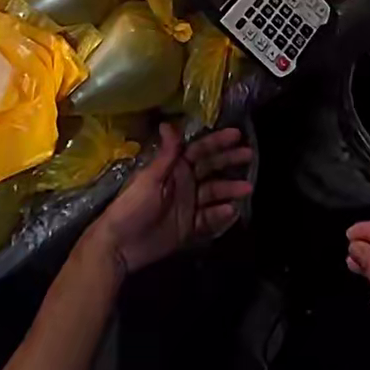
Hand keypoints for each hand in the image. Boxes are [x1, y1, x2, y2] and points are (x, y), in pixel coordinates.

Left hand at [87, 124, 250, 274]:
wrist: (119, 245)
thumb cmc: (132, 206)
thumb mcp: (150, 178)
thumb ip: (166, 154)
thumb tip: (168, 123)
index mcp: (174, 167)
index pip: (200, 150)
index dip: (218, 142)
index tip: (237, 135)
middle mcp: (184, 182)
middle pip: (211, 168)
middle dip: (230, 161)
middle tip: (250, 156)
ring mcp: (187, 204)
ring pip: (214, 192)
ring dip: (230, 189)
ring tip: (247, 188)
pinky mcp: (188, 226)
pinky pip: (208, 218)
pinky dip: (220, 214)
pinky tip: (232, 211)